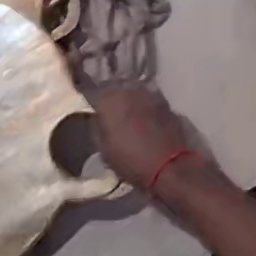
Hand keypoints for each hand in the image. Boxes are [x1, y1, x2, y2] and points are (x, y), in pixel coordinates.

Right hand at [84, 84, 198, 189]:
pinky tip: (145, 119)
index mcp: (109, 100)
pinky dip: (144, 107)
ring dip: (128, 100)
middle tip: (107, 111)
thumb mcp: (104, 149)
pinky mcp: (165, 103)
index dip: (86, 94)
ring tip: (127, 115)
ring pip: (132, 92)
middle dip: (109, 97)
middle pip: (113, 88)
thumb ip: (96, 127)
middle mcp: (129, 90)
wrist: (170, 167)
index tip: (85, 100)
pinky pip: (148, 100)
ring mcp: (149, 94)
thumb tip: (94, 116)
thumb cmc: (131, 161)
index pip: (90, 89)